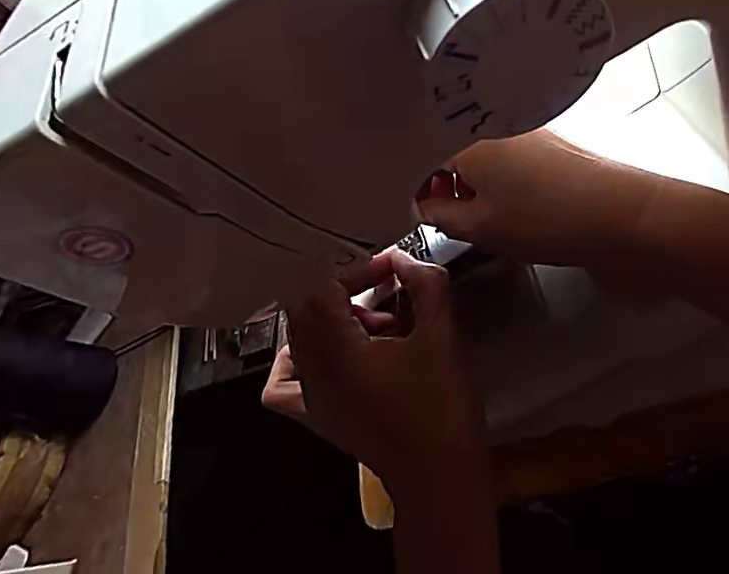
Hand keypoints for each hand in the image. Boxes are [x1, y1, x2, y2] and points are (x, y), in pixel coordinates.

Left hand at [263, 249, 486, 504]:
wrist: (439, 470)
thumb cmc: (441, 402)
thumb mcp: (441, 333)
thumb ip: (424, 285)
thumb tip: (404, 258)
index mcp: (336, 355)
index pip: (321, 291)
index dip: (356, 269)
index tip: (392, 266)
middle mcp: (312, 376)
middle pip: (305, 310)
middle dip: (346, 287)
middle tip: (388, 283)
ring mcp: (310, 399)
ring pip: (300, 338)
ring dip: (335, 316)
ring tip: (380, 321)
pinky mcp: (318, 416)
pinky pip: (287, 381)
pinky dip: (302, 356)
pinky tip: (337, 350)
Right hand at [414, 130, 684, 274]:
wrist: (618, 213)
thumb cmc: (550, 217)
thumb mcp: (479, 227)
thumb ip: (440, 216)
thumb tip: (430, 208)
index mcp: (472, 137)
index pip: (425, 152)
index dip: (419, 185)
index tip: (421, 211)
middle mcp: (500, 125)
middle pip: (458, 149)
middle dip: (449, 183)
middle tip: (450, 218)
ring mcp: (531, 132)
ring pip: (488, 155)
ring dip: (479, 182)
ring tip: (488, 217)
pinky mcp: (555, 145)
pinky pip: (515, 159)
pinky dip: (507, 180)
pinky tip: (517, 207)